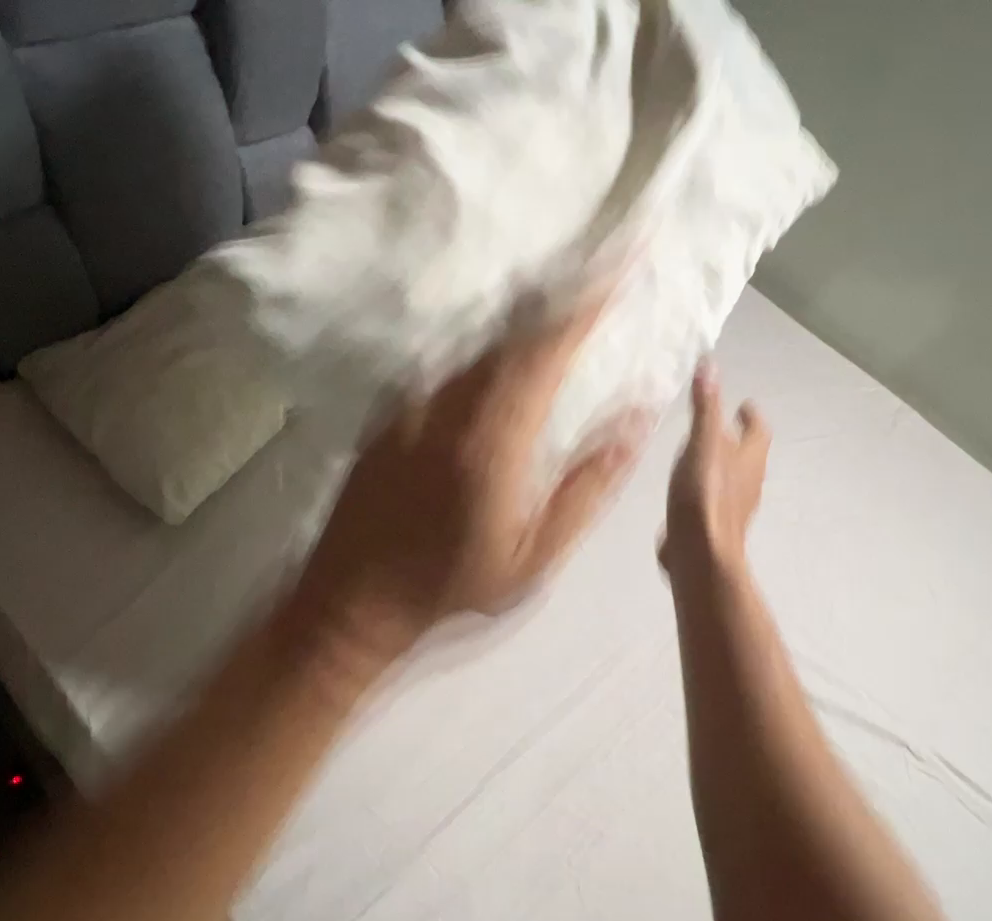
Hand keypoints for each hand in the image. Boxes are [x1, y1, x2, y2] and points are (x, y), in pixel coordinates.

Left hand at [293, 290, 649, 656]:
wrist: (354, 594)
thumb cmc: (453, 582)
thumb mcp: (535, 553)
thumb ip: (589, 485)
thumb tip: (637, 421)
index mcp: (493, 438)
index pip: (548, 347)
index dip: (589, 296)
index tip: (624, 254)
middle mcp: (449, 404)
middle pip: (513, 328)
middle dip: (562, 290)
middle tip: (602, 260)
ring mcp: (413, 402)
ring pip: (479, 340)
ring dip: (524, 314)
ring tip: (564, 294)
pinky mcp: (392, 410)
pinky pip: (449, 360)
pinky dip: (487, 343)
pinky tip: (504, 346)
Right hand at [661, 362, 769, 579]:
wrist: (698, 552)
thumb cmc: (704, 492)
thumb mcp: (703, 441)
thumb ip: (706, 405)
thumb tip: (710, 363)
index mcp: (750, 457)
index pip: (758, 429)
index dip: (752, 415)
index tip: (745, 404)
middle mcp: (749, 481)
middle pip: (749, 454)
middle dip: (737, 439)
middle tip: (722, 425)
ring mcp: (734, 507)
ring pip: (733, 478)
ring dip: (722, 464)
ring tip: (702, 454)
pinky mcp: (715, 526)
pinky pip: (713, 499)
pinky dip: (705, 488)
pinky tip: (686, 490)